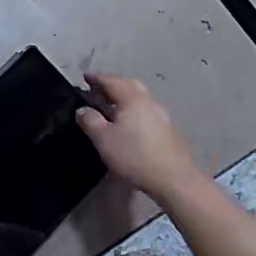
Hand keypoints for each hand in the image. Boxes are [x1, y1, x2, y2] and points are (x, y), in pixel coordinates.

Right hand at [75, 72, 207, 203]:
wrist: (173, 178)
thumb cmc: (134, 156)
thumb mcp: (103, 139)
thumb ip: (90, 121)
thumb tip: (83, 109)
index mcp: (133, 99)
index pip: (112, 81)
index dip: (97, 78)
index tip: (85, 76)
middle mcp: (150, 102)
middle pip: (130, 85)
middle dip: (113, 84)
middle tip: (98, 90)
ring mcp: (163, 115)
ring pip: (141, 99)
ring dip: (125, 98)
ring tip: (112, 107)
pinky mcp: (169, 130)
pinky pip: (147, 112)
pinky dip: (134, 111)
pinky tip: (130, 124)